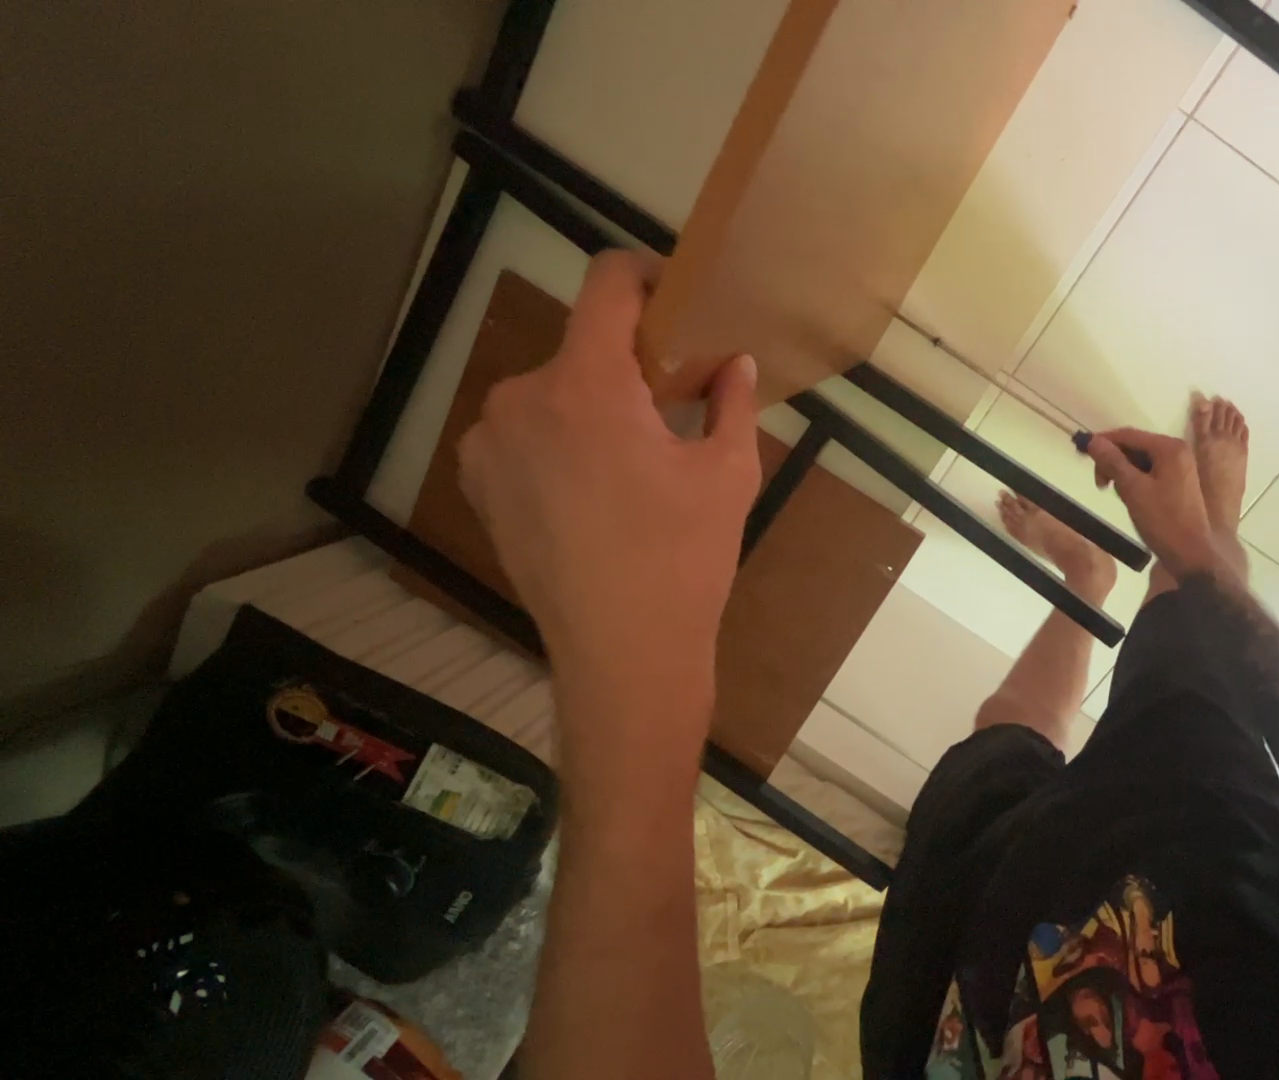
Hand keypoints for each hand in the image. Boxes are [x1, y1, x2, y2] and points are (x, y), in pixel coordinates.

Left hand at [457, 250, 761, 668]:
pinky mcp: (479, 483)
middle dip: (628, 362)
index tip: (675, 295)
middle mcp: (522, 399)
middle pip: (581, 346)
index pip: (606, 285)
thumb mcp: (728, 474)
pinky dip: (560, 439)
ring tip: (633, 456)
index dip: (643, 273)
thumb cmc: (685, 559)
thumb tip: (735, 364)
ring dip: (594, 403)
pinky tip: (593, 490)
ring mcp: (489, 443)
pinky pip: (523, 433)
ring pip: (552, 392)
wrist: (622, 651)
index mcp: (588, 386)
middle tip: (673, 401)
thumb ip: (732, 402)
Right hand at [1084, 428, 1220, 577]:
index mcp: (1169, 448)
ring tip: (1119, 495)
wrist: (1192, 554)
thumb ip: (1112, 462)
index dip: (1103, 442)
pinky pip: (1149, 473)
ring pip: (1140, 461)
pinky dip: (1135, 481)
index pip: (1128, 435)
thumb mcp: (1133, 489)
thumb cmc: (1163, 520)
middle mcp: (1177, 451)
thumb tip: (1092, 440)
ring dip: (1123, 474)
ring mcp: (1179, 467)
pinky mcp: (1177, 482)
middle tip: (1101, 484)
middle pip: (1135, 446)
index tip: (1082, 454)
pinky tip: (1130, 498)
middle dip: (1114, 461)